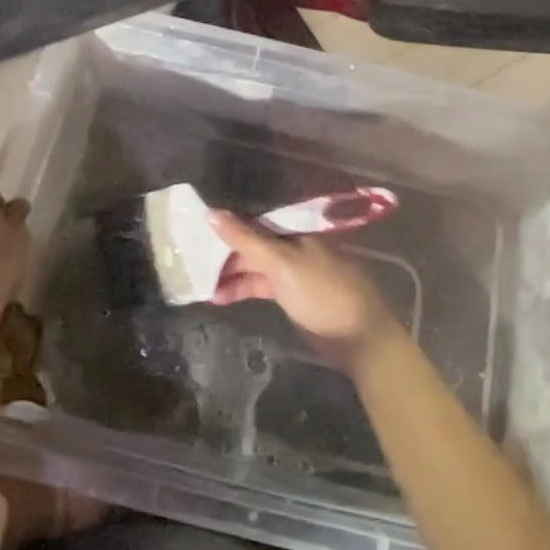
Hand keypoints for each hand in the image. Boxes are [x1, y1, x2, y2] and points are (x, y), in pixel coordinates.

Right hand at [209, 211, 398, 369]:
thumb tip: (212, 213)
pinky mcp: (292, 294)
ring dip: (230, 276)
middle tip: (191, 265)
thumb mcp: (281, 263)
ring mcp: (293, 271)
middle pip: (252, 245)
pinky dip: (242, 290)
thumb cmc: (321, 292)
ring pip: (254, 267)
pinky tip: (222, 298)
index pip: (252, 223)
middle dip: (224, 255)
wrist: (358, 337)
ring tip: (202, 288)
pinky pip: (261, 285)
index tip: (195, 235)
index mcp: (294, 231)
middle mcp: (293, 246)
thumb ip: (246, 239)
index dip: (225, 229)